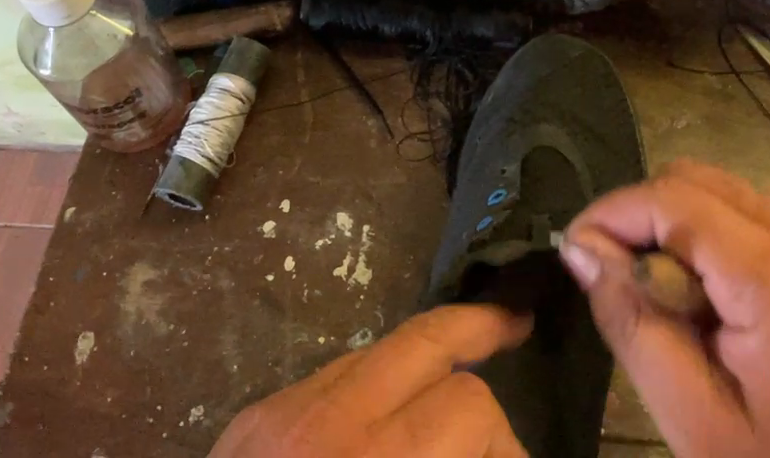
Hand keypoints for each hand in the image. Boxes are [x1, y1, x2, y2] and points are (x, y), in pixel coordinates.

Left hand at [209, 304, 531, 457]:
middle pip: (424, 339)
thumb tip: (493, 451)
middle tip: (514, 323)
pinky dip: (374, 385)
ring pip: (378, 349)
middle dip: (478, 327)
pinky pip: (333, 376)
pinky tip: (387, 411)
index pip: (467, 407)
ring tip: (458, 366)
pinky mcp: (256, 416)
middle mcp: (327, 423)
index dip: (506, 439)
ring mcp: (283, 411)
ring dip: (423, 360)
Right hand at [560, 159, 769, 457]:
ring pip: (715, 195)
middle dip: (638, 214)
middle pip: (693, 181)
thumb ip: (631, 319)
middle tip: (608, 276)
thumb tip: (580, 247)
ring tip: (648, 294)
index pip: (669, 199)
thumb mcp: (693, 415)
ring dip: (667, 226)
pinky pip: (740, 223)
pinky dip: (699, 241)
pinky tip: (691, 302)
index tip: (570, 252)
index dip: (610, 213)